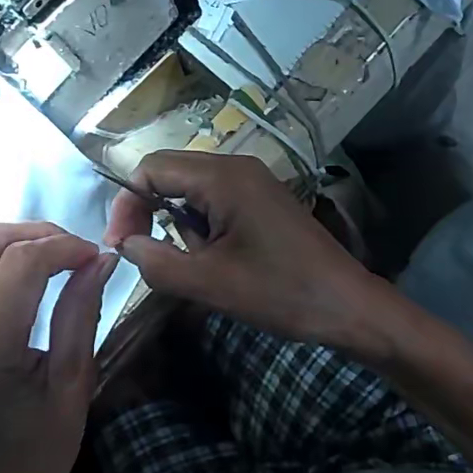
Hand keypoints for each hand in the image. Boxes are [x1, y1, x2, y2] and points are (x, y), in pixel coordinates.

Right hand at [104, 151, 386, 352]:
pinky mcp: (261, 197)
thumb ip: (156, 261)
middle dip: (145, 208)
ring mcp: (252, 179)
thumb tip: (125, 244)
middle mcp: (236, 166)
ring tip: (183, 259)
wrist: (350, 306)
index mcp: (223, 178)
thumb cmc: (280, 293)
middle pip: (168, 171)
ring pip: (189, 185)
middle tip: (140, 251)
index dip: (127, 204)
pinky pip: (212, 196)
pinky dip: (197, 221)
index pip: (151, 169)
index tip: (121, 245)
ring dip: (173, 217)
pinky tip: (208, 254)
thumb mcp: (209, 284)